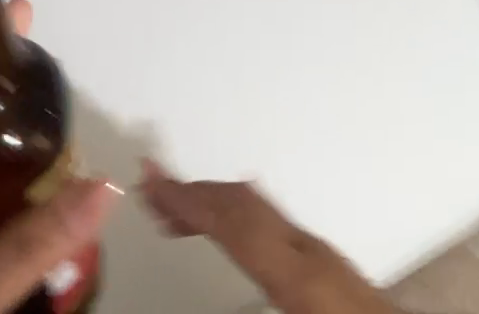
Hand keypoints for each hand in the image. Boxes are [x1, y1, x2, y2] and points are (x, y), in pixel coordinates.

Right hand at [140, 160, 397, 313]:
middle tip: (150, 184)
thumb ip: (249, 291)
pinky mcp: (328, 261)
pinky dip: (236, 210)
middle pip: (241, 203)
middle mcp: (313, 251)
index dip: (185, 196)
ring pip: (257, 206)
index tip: (151, 177)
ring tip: (174, 203)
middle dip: (191, 189)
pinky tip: (221, 217)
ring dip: (211, 197)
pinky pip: (272, 220)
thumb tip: (205, 254)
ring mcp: (324, 252)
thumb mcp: (294, 305)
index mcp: (301, 274)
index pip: (232, 222)